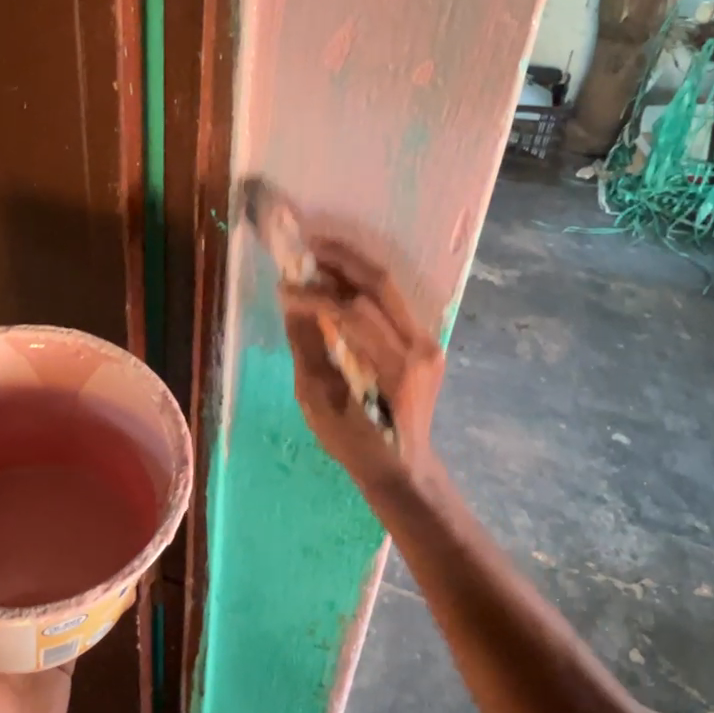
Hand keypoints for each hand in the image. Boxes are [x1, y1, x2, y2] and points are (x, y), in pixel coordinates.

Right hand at [279, 237, 444, 488]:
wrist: (403, 467)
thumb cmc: (356, 443)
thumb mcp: (319, 400)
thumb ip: (307, 346)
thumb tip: (292, 301)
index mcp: (396, 367)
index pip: (353, 312)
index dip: (315, 295)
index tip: (284, 287)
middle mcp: (420, 346)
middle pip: (380, 283)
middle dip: (340, 259)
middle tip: (305, 245)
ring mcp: (428, 341)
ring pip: (389, 286)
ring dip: (351, 266)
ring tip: (318, 253)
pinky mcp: (426, 340)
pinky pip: (392, 301)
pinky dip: (362, 285)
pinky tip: (337, 278)